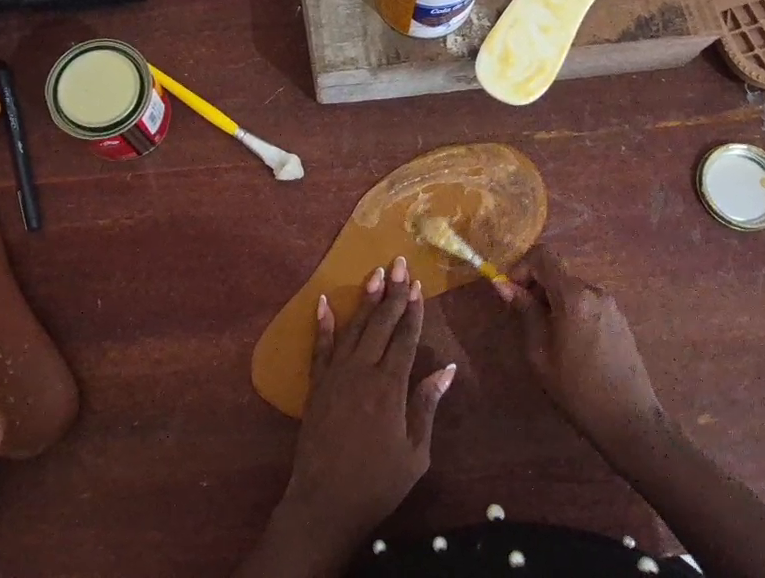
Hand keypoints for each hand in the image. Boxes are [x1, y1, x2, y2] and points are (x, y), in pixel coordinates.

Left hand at [280, 256, 456, 549]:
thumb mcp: (415, 452)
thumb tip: (448, 369)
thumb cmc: (378, 483)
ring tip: (375, 273)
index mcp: (391, 388)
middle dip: (392, 293)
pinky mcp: (316, 386)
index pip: (406, 339)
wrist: (325, 502)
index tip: (418, 284)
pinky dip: (324, 323)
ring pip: (353, 329)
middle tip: (399, 263)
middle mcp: (363, 373)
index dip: (413, 310)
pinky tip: (326, 301)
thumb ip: (427, 406)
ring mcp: (336, 376)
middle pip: (381, 325)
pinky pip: (320, 348)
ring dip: (365, 300)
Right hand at [511, 246, 662, 452]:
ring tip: (547, 337)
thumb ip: (525, 312)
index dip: (521, 267)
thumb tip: (503, 285)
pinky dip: (571, 311)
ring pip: (572, 289)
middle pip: (557, 273)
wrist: (629, 420)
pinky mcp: (620, 320)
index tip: (511, 293)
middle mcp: (595, 292)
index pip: (543, 256)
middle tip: (524, 319)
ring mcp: (612, 305)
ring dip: (553, 301)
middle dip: (535, 287)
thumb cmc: (576, 388)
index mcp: (574, 296)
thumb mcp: (540, 353)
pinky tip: (570, 344)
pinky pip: (587, 303)